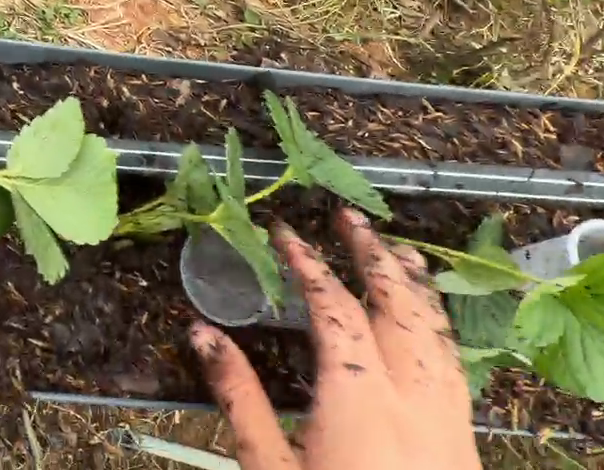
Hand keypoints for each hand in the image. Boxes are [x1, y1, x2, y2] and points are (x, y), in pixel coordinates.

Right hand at [192, 208, 480, 469]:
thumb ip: (239, 396)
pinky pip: (456, 368)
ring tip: (398, 252)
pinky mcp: (464, 446)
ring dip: (417, 290)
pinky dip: (437, 329)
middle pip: (403, 314)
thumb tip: (200, 331)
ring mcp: (451, 426)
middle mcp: (417, 404)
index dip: (308, 265)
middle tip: (349, 218)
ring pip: (443, 341)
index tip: (282, 233)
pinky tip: (424, 324)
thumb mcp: (270, 466)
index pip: (335, 310)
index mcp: (362, 401)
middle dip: (375, 260)